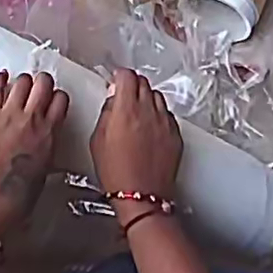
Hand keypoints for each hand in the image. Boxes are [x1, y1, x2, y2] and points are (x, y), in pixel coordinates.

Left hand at [0, 71, 68, 229]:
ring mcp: (8, 116)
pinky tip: (1, 78)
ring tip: (21, 87)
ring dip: (23, 82)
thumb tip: (43, 141)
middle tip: (39, 88)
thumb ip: (45, 149)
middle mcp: (31, 121)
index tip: (54, 100)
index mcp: (48, 136)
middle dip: (43, 83)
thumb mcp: (42, 173)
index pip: (61, 101)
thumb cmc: (13, 199)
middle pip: (43, 83)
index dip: (58, 98)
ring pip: (22, 80)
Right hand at [89, 69, 180, 205]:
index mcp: (126, 109)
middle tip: (124, 94)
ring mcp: (164, 123)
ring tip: (137, 111)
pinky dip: (157, 115)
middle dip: (132, 85)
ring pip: (157, 96)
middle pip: (143, 83)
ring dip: (146, 98)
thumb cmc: (116, 172)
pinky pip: (167, 115)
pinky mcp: (175, 135)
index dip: (119, 76)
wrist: (141, 196)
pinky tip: (149, 127)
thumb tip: (112, 100)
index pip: (127, 76)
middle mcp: (148, 112)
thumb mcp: (97, 139)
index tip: (115, 80)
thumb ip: (106, 113)